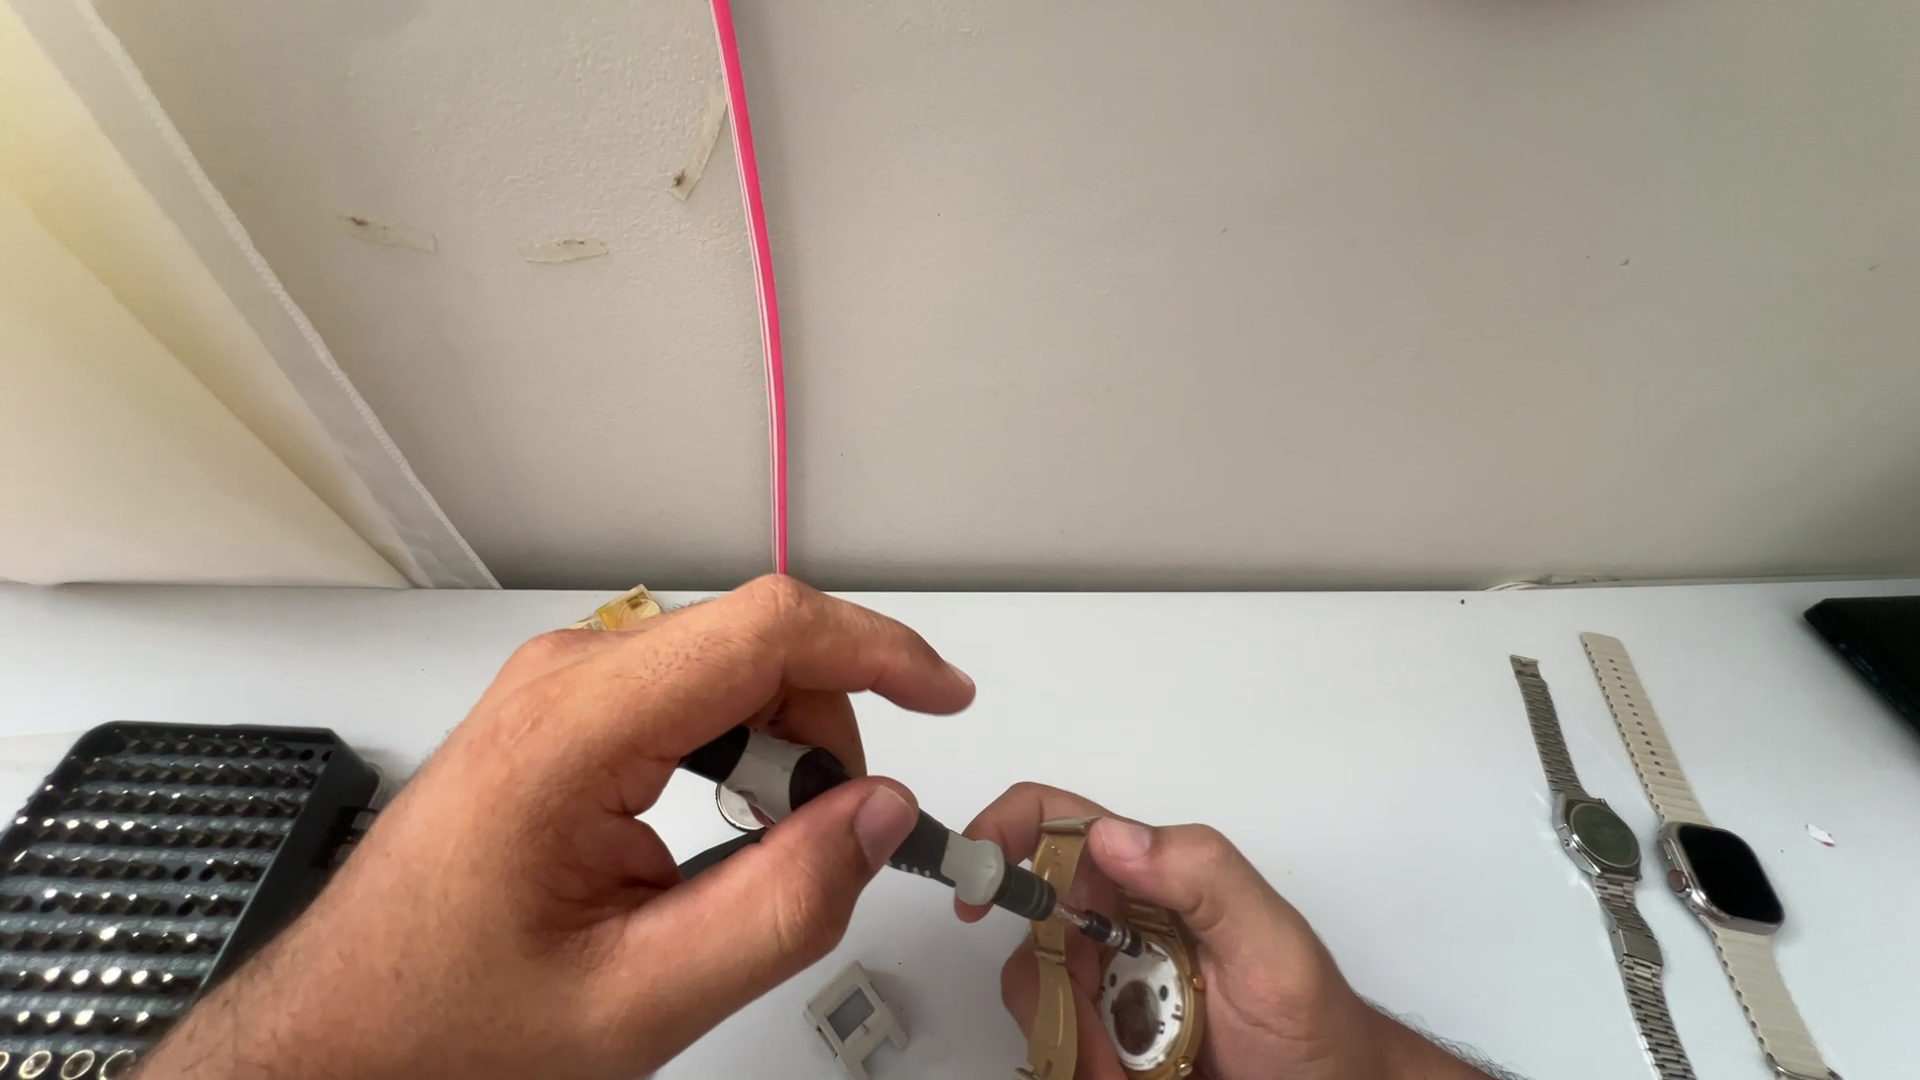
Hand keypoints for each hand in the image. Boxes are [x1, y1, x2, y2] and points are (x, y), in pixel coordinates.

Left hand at [142, 576, 974, 1079]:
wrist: (332, 1042)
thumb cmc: (454, 1031)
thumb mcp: (637, 1003)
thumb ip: (783, 908)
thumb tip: (887, 810)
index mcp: (577, 723)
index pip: (767, 630)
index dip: (877, 647)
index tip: (949, 696)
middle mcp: (577, 670)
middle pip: (764, 649)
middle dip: (828, 734)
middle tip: (827, 837)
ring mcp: (576, 678)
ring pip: (745, 667)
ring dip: (789, 748)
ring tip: (762, 845)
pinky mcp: (584, 700)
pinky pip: (708, 691)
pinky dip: (753, 750)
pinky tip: (729, 819)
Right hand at [960, 784, 1494, 1079]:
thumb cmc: (1309, 1024)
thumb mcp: (1271, 945)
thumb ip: (1203, 875)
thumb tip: (1106, 836)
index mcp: (1142, 870)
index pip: (1051, 820)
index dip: (1000, 832)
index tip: (974, 892)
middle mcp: (1110, 912)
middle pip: (1028, 923)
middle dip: (1053, 987)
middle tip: (1104, 1042)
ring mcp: (1101, 976)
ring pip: (1034, 990)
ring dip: (1070, 1040)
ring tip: (1129, 1073)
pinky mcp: (1097, 1031)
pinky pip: (1052, 1041)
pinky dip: (1074, 1065)